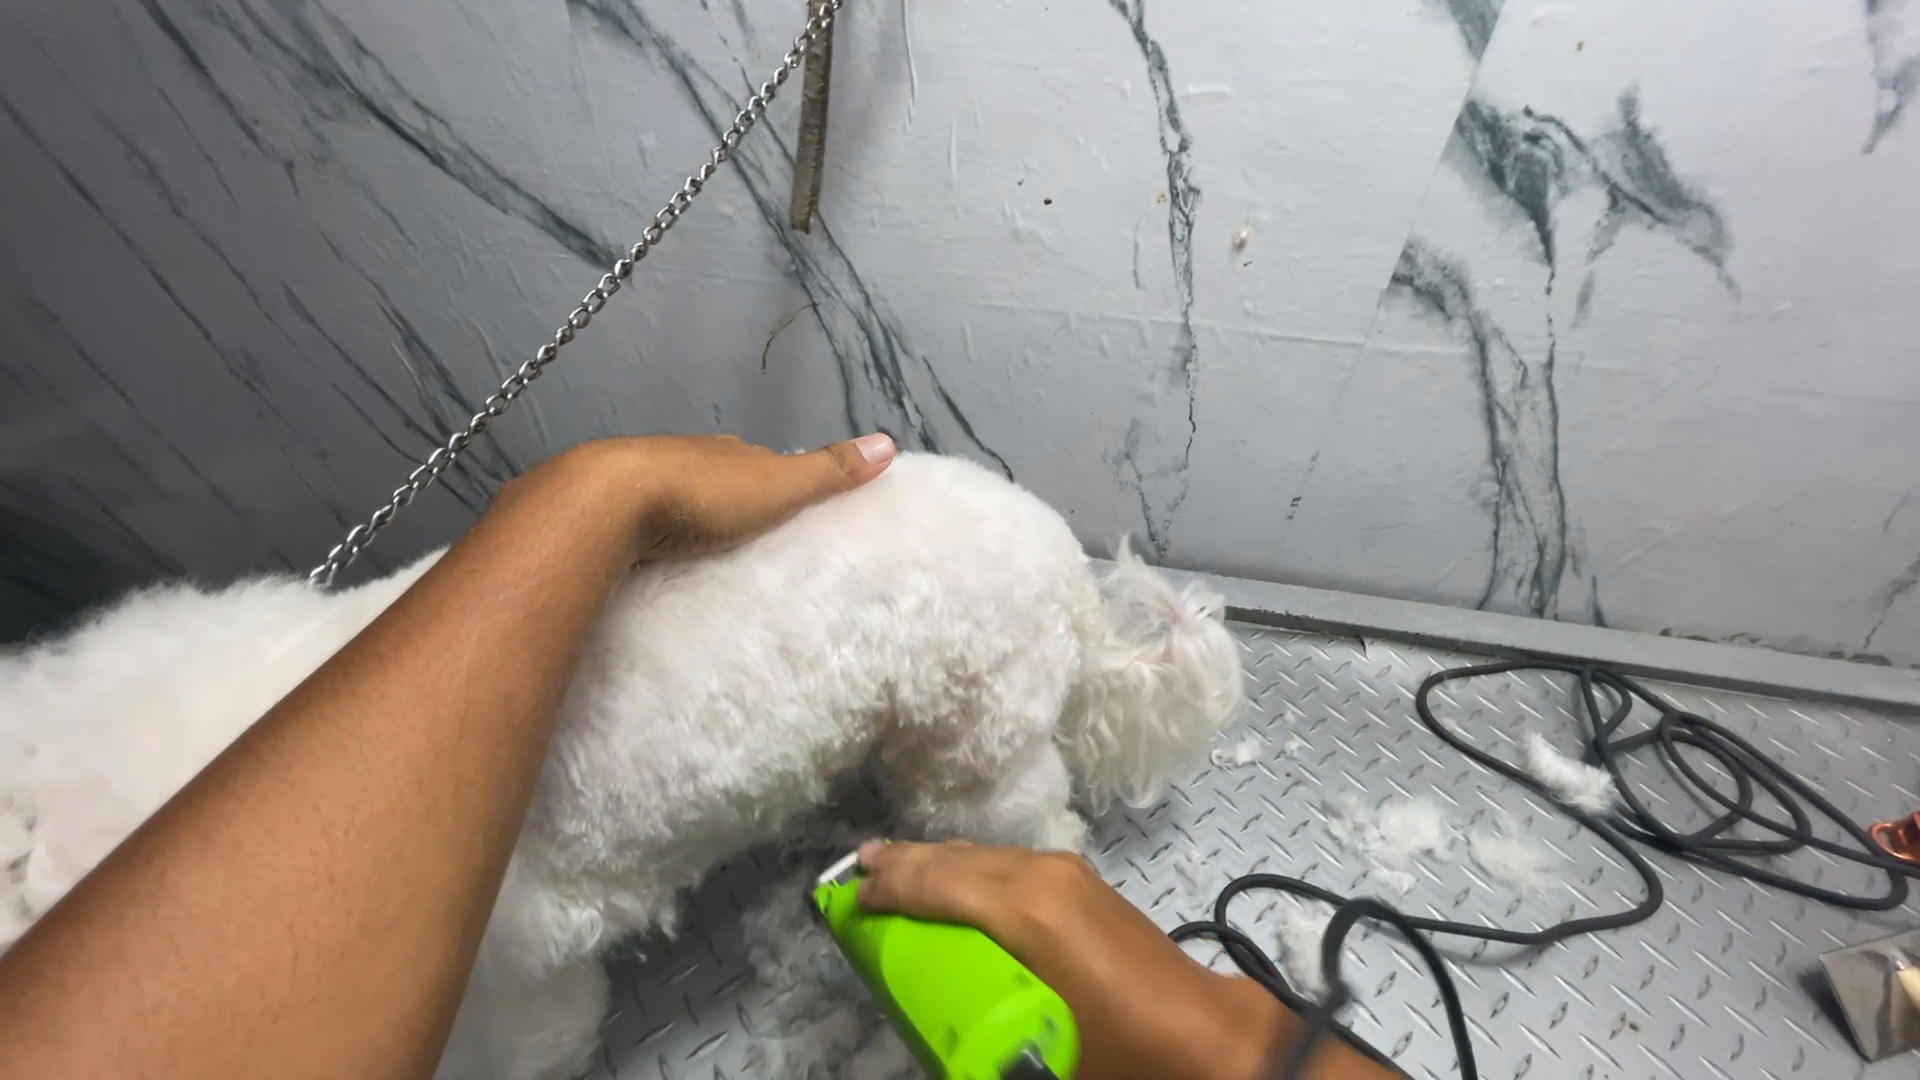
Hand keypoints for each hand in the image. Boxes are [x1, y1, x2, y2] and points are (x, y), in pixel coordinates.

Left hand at [507, 432, 895, 561]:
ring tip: (710, 552)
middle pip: (722, 478)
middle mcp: (689, 458)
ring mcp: (647, 481)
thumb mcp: (780, 484)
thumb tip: (889, 442)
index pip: (763, 463)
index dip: (780, 481)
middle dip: (736, 502)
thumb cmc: (705, 493)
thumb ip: (829, 470)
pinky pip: (649, 519)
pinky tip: (663, 553)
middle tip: (753, 538)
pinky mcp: (614, 509)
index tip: (791, 509)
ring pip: (683, 497)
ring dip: (696, 517)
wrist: (610, 501)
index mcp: (730, 452)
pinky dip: (662, 532)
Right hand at [856, 841, 1394, 1079]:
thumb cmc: (1118, 1054)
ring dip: (937, 860)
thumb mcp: (1037, 1053)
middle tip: (859, 865)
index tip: (851, 894)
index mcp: (1027, 910)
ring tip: (895, 865)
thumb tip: (934, 1009)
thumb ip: (975, 1022)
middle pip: (957, 857)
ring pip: (982, 852)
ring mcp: (1063, 870)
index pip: (941, 883)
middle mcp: (1041, 873)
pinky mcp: (1077, 878)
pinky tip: (954, 878)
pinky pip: (1005, 861)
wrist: (1208, 1040)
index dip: (892, 886)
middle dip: (906, 861)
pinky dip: (969, 866)